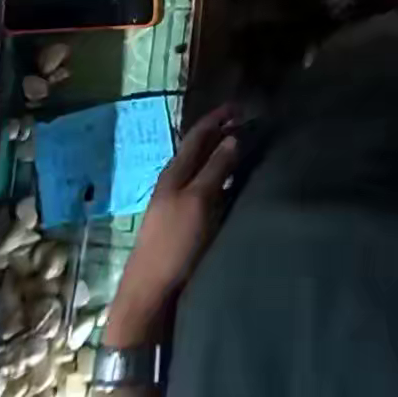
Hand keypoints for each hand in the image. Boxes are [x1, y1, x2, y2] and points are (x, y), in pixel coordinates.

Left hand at [104, 105, 241, 346]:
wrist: (150, 291)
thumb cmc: (174, 242)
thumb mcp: (197, 201)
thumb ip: (215, 168)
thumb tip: (233, 136)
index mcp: (175, 170)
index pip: (198, 133)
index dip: (218, 117)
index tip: (240, 105)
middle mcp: (175, 180)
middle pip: (199, 148)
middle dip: (221, 133)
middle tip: (247, 124)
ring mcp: (177, 201)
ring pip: (202, 167)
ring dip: (221, 155)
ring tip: (246, 149)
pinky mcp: (183, 220)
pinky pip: (205, 187)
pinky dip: (221, 178)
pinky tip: (234, 186)